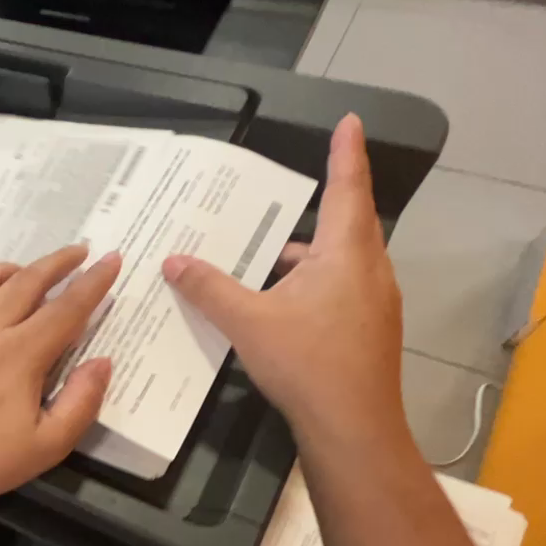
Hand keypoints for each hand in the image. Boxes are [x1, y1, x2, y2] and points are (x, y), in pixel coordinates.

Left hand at [0, 244, 122, 519]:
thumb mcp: (49, 444)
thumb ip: (82, 400)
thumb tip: (102, 361)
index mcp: (20, 353)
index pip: (66, 307)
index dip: (94, 282)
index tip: (112, 259)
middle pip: (25, 282)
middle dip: (57, 262)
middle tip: (79, 253)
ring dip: (8, 270)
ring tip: (26, 273)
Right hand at [161, 113, 404, 444]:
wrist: (352, 424)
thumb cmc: (306, 361)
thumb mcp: (246, 321)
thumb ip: (209, 287)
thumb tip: (173, 260)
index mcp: (346, 255)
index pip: (348, 190)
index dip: (346, 154)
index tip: (350, 121)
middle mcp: (368, 270)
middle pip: (343, 227)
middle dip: (311, 214)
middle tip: (274, 205)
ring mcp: (373, 301)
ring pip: (337, 262)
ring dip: (301, 257)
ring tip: (257, 262)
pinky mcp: (366, 327)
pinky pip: (336, 288)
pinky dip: (306, 283)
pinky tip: (273, 306)